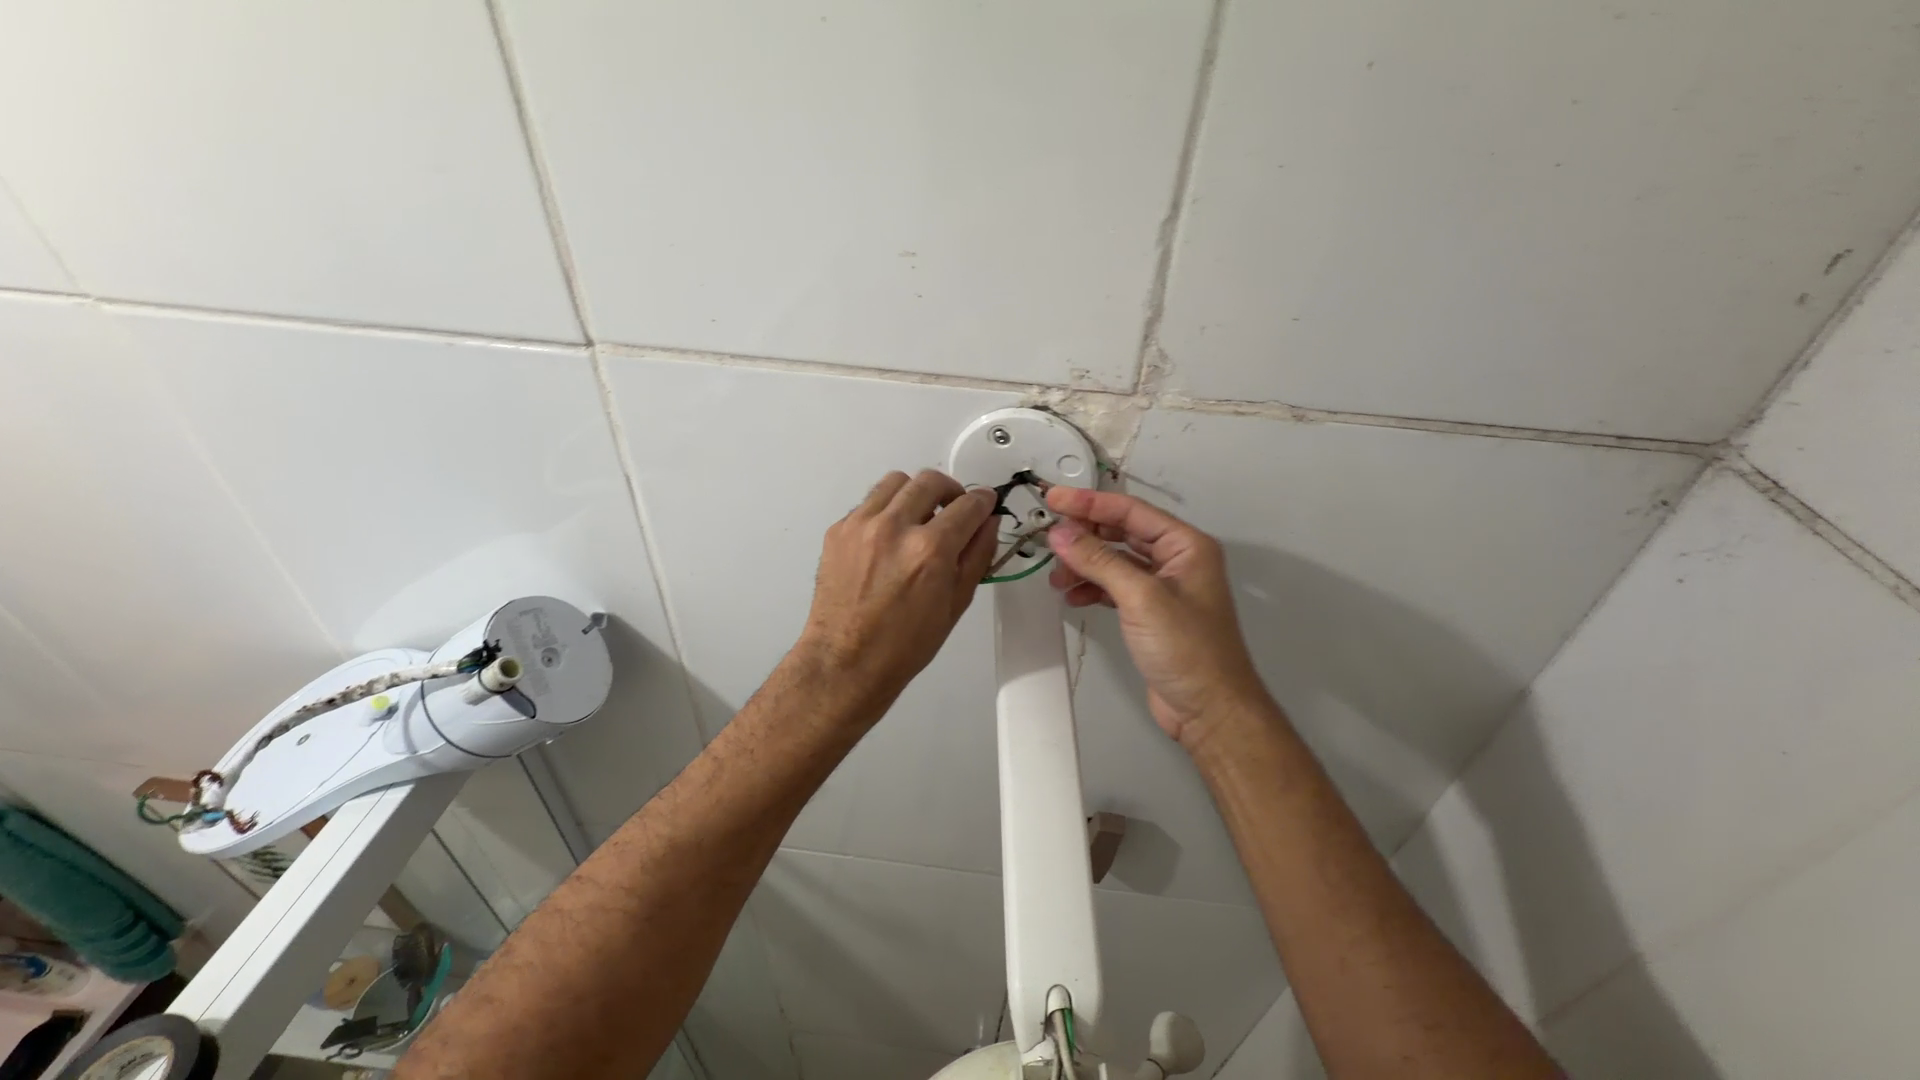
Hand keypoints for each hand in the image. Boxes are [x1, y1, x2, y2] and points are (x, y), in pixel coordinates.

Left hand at [800, 470, 998, 709]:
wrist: (846, 660)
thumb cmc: (907, 644)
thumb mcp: (956, 604)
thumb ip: (977, 556)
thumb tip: (988, 522)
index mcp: (930, 550)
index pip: (967, 505)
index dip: (983, 501)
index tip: (986, 503)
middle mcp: (894, 527)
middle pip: (930, 480)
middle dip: (951, 490)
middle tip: (954, 509)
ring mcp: (861, 525)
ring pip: (896, 482)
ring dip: (915, 493)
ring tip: (919, 518)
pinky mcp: (837, 531)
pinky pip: (868, 503)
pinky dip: (885, 511)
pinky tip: (888, 540)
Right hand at [1045, 488, 1267, 745]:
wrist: (1209, 709)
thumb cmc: (1188, 650)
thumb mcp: (1140, 598)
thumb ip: (1099, 560)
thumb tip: (1060, 532)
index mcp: (1186, 545)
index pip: (1131, 511)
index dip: (1090, 503)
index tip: (1053, 498)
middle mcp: (1177, 560)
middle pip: (1122, 532)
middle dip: (1084, 535)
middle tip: (1048, 537)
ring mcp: (1164, 588)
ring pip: (1115, 561)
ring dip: (1084, 564)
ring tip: (1056, 577)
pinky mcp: (1150, 614)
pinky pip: (1115, 587)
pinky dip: (1092, 588)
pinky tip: (1073, 596)